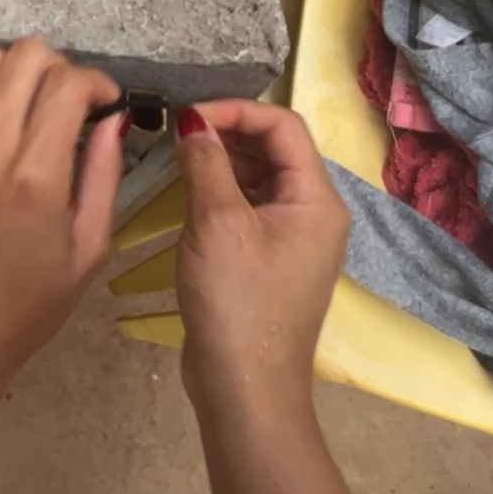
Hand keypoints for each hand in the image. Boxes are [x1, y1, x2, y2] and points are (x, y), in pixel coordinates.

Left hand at [0, 38, 126, 380]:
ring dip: (20, 65)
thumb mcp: (90, 245)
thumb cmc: (31, 298)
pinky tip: (6, 108)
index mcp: (34, 174)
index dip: (97, 81)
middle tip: (75, 100)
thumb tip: (116, 118)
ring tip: (38, 97)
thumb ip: (104, 171)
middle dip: (62, 65)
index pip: (66, 84)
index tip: (108, 102)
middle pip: (25, 55)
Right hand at [173, 100, 349, 409]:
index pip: (282, 125)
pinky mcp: (268, 252)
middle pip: (273, 146)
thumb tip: (192, 119)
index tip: (188, 115)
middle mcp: (312, 211)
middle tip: (177, 131)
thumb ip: (206, 161)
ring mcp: (291, 234)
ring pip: (258, 171)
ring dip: (220, 155)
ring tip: (177, 152)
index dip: (235, 109)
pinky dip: (219, 183)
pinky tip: (187, 184)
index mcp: (316, 199)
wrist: (243, 384)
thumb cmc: (236, 298)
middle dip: (226, 129)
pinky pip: (247, 200)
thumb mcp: (217, 221)